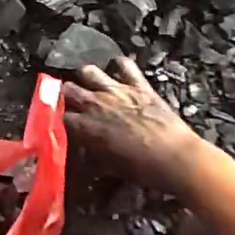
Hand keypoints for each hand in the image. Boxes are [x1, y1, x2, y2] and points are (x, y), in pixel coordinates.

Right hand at [63, 57, 201, 191]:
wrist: (177, 159)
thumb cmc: (143, 169)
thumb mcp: (110, 167)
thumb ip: (92, 154)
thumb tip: (84, 151)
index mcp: (86, 126)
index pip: (60, 117)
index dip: (57, 118)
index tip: (61, 121)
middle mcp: (95, 104)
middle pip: (67, 89)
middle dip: (66, 94)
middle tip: (72, 100)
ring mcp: (116, 91)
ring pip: (88, 71)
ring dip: (87, 77)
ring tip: (92, 84)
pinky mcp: (138, 85)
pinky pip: (124, 65)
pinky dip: (120, 65)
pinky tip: (119, 71)